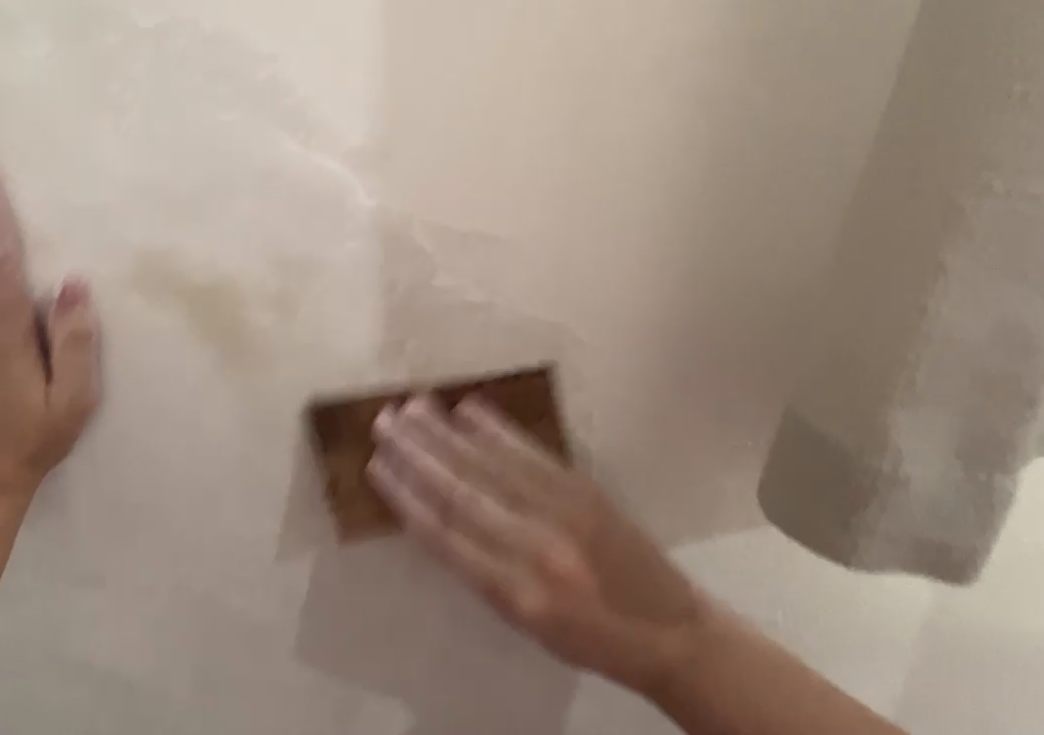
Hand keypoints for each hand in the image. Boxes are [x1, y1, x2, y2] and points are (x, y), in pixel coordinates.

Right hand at [369, 396, 706, 694]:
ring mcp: (561, 511)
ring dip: (447, 432)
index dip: (405, 497)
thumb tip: (435, 515)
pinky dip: (497, 428)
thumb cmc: (587, 636)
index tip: (375, 466)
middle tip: (384, 420)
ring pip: (490, 464)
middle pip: (461, 490)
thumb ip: (480, 570)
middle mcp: (533, 546)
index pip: (445, 535)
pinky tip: (469, 408)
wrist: (668, 629)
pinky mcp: (583, 488)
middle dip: (417, 452)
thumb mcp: (524, 622)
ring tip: (413, 405)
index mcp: (513, 591)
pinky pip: (530, 452)